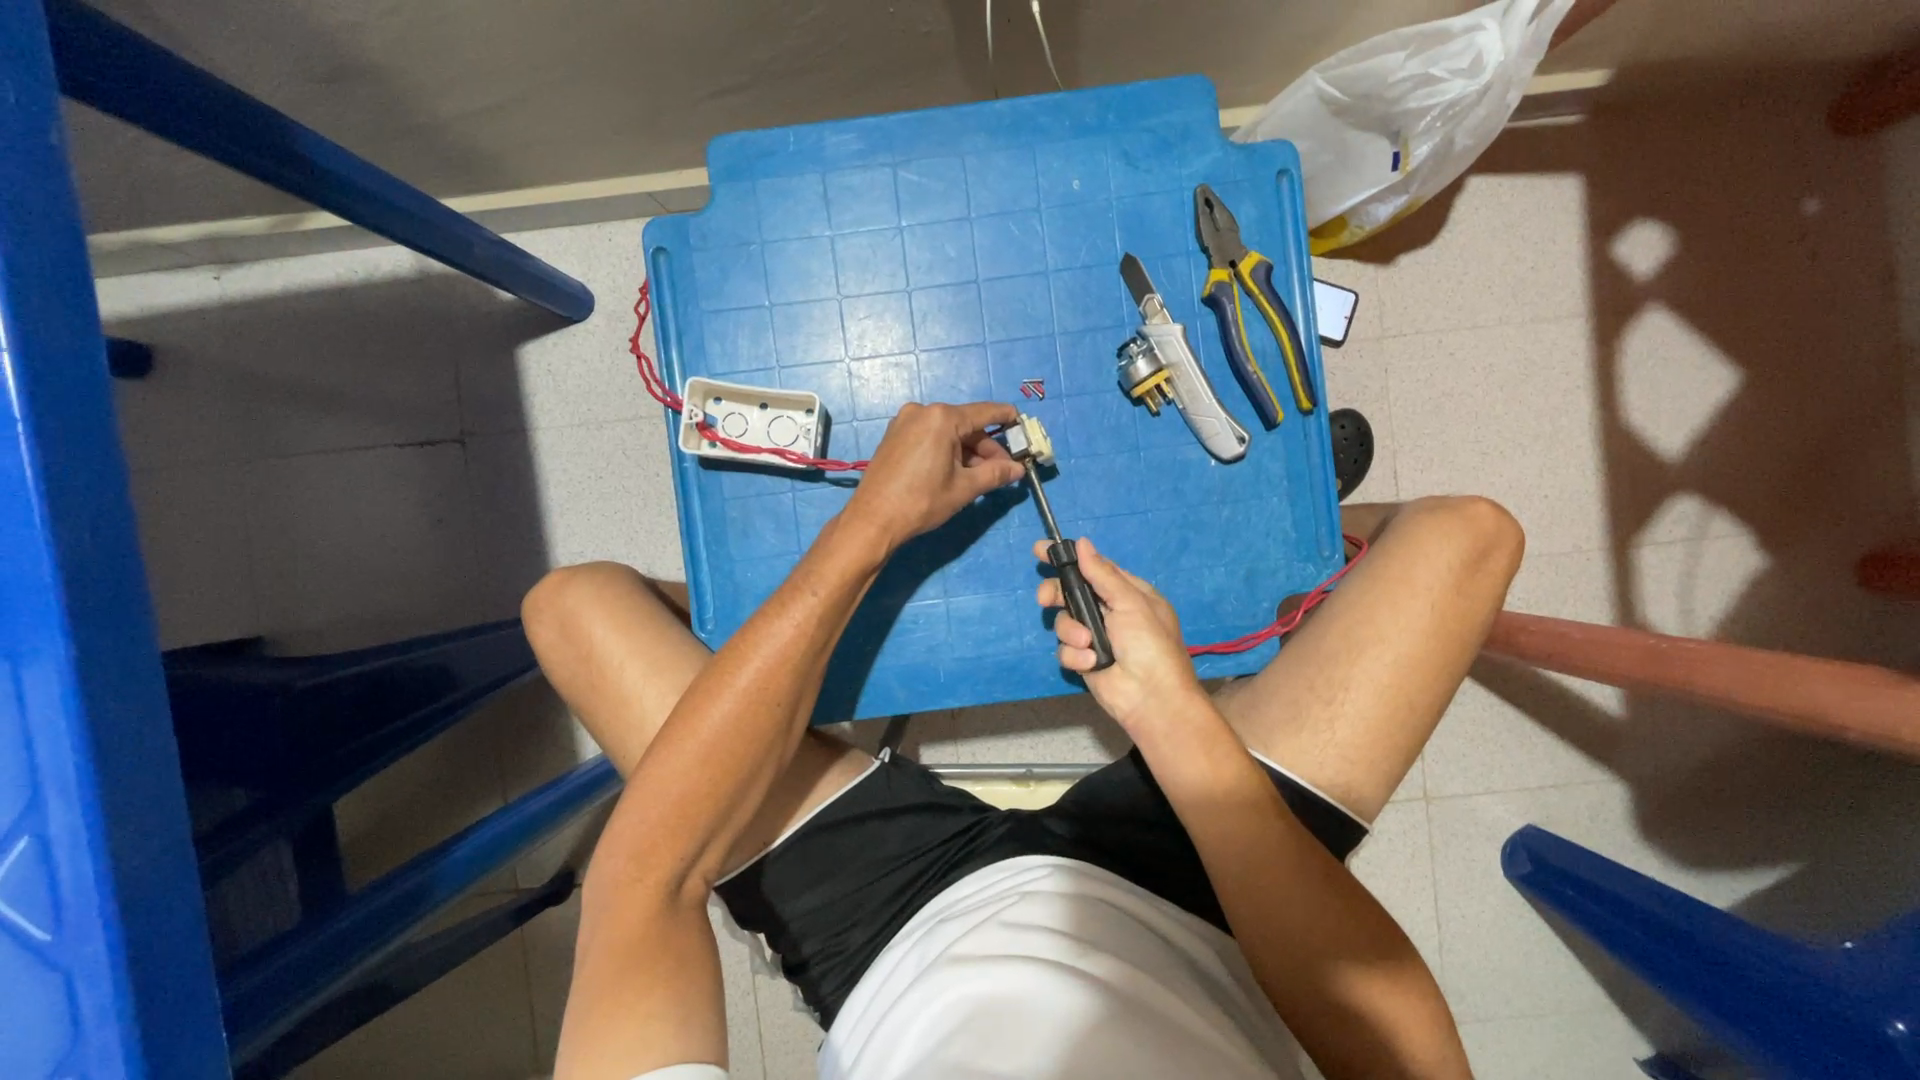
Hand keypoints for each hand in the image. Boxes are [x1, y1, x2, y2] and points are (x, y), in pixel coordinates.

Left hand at [844, 402, 1024, 547]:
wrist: (873, 520)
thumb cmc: (921, 501)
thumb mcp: (964, 488)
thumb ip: (994, 474)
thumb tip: (1018, 470)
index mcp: (942, 418)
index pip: (985, 413)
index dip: (1007, 419)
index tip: (1023, 426)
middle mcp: (922, 411)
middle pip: (966, 424)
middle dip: (986, 447)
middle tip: (1004, 470)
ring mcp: (904, 422)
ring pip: (947, 432)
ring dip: (967, 451)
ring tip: (982, 477)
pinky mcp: (894, 436)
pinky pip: (930, 437)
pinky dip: (946, 450)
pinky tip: (956, 471)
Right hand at [1033, 537, 1205, 732]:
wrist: (1152, 697)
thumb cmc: (1149, 644)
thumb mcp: (1130, 602)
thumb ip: (1102, 574)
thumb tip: (1082, 543)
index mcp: (1126, 593)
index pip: (1092, 568)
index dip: (1067, 559)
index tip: (1040, 550)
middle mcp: (1108, 612)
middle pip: (1070, 593)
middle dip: (1055, 594)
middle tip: (1045, 598)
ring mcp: (1095, 636)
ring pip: (1063, 622)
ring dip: (1072, 631)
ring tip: (1088, 643)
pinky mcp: (1084, 659)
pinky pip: (1065, 649)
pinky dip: (1075, 655)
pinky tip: (1092, 663)